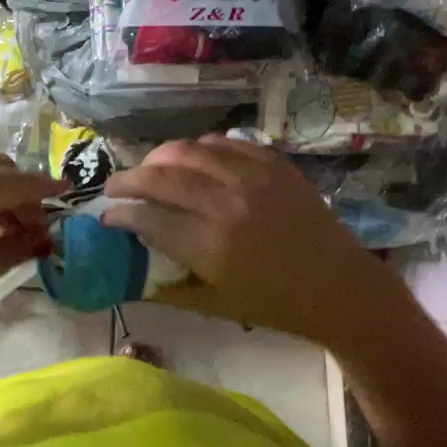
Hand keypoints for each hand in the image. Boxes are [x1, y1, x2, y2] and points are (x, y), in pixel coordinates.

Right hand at [101, 136, 387, 346]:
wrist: (339, 286)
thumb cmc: (274, 305)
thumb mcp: (214, 303)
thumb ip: (168, 283)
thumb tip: (129, 268)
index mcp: (211, 246)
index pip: (147, 218)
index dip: (120, 214)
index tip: (107, 216)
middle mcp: (227, 204)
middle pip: (160, 177)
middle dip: (127, 179)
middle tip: (115, 187)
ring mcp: (252, 177)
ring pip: (188, 150)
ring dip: (159, 158)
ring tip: (149, 170)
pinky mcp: (273, 163)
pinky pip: (223, 142)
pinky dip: (199, 148)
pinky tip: (191, 159)